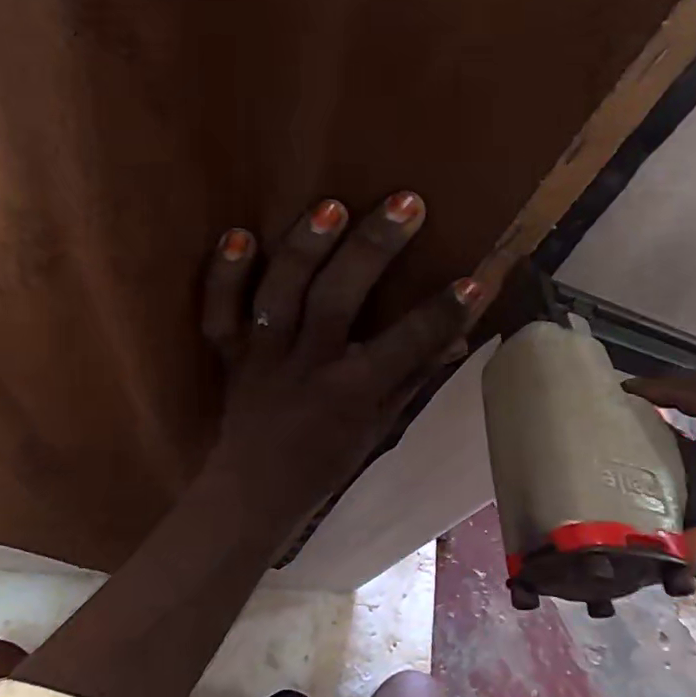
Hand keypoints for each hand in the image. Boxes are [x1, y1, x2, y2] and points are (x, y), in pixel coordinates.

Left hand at [198, 193, 479, 543]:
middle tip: (406, 204)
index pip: (407, 343)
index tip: (476, 278)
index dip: (444, 310)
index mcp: (353, 391)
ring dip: (305, 248)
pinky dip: (224, 275)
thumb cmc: (328, 462)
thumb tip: (456, 339)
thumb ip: (414, 377)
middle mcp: (309, 365)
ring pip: (281, 293)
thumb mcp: (380, 426)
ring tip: (333, 207)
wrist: (255, 492)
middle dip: (374, 250)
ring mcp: (265, 356)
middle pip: (339, 299)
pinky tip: (238, 235)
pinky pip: (220, 312)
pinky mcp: (231, 353)